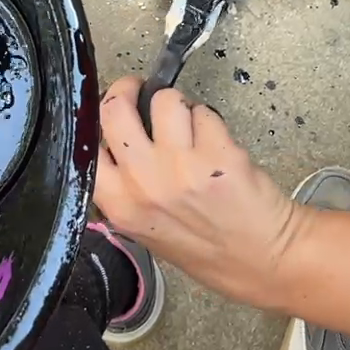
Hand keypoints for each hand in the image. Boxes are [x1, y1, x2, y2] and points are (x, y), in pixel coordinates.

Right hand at [93, 75, 308, 310]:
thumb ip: (124, 183)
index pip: (87, 139)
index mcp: (119, 203)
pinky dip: (210, 122)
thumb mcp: (143, 226)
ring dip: (179, 106)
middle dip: (130, 88)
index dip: (103, 114)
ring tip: (190, 128)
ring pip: (165, 99)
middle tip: (144, 92)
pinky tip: (217, 145)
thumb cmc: (203, 245)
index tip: (117, 106)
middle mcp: (144, 183)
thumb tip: (118, 131)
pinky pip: (204, 112)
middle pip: (116, 107)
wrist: (262, 261)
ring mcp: (180, 167)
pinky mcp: (217, 154)